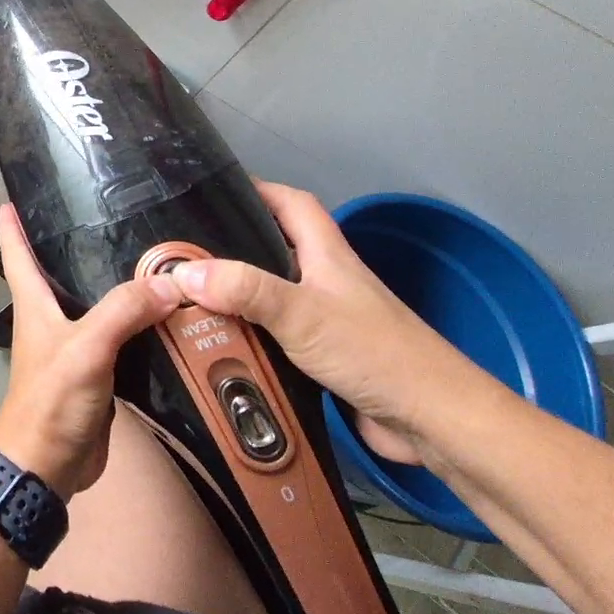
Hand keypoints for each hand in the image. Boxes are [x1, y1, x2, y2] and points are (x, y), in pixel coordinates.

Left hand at [0, 202, 183, 499]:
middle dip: (73, 244)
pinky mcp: (96, 371)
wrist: (47, 464)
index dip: (13, 224)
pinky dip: (137, 321)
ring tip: (148, 255)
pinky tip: (164, 313)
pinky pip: (118, 336)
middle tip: (108, 213)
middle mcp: (50, 319)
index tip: (11, 194)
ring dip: (114, 284)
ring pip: (94, 303)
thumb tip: (170, 283)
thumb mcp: (85, 348)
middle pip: (57, 272)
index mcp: (34, 305)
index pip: (17, 253)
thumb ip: (123, 312)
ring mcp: (73, 346)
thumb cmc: (51, 400)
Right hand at [166, 181, 496, 462]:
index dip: (256, 190)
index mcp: (328, 256)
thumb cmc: (376, 353)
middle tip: (179, 250)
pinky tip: (212, 343)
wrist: (435, 423)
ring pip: (266, 295)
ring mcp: (323, 320)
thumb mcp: (302, 314)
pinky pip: (269, 335)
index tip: (211, 192)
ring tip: (180, 295)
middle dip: (230, 245)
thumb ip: (244, 290)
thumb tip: (180, 272)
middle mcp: (325, 281)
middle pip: (272, 248)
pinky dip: (241, 335)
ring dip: (230, 295)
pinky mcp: (318, 356)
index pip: (292, 204)